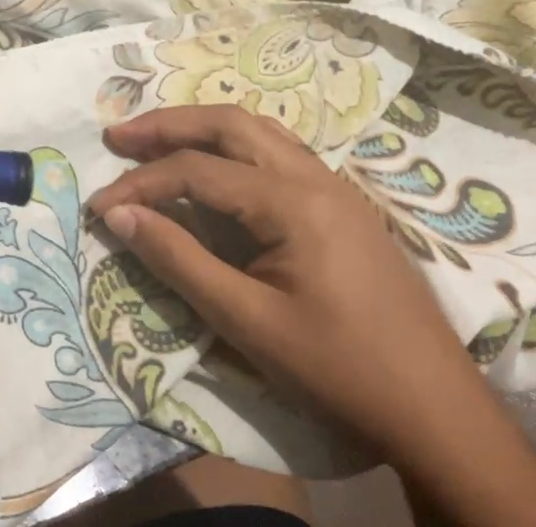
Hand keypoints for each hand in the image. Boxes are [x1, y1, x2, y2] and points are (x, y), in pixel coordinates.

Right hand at [88, 105, 535, 526]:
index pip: (196, 171)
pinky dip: (235, 145)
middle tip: (118, 138)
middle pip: (229, 125)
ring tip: (155, 141)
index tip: (98, 207)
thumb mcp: (245, 320)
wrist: (436, 411)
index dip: (140, 184)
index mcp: (293, 203)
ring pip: (259, 131)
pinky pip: (280, 152)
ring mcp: (337, 189)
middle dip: (167, 125)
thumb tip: (117, 214)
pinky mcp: (345, 207)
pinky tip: (217, 166)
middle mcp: (316, 178)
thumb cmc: (337, 368)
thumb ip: (177, 259)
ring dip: (202, 128)